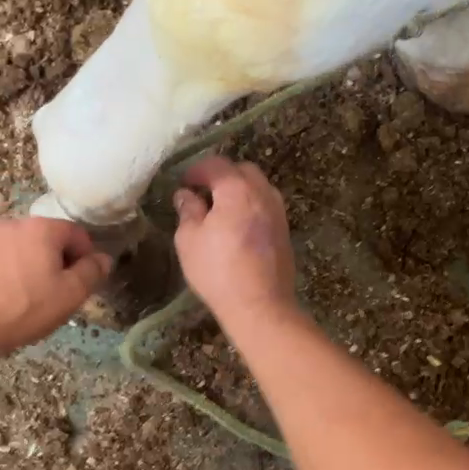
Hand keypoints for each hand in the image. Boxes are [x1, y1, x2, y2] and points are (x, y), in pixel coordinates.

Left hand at [0, 217, 111, 356]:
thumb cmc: (24, 308)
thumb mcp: (70, 294)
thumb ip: (92, 272)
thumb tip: (102, 258)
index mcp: (42, 228)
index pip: (78, 234)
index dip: (87, 258)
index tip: (83, 284)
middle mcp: (14, 224)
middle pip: (50, 240)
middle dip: (59, 263)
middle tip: (59, 294)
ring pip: (24, 250)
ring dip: (34, 268)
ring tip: (31, 300)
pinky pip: (2, 261)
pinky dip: (11, 275)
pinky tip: (7, 300)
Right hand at [173, 157, 298, 325]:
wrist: (260, 305)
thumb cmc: (218, 271)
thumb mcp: (189, 240)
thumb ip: (188, 211)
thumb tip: (186, 194)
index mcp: (237, 189)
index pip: (216, 164)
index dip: (197, 169)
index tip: (184, 182)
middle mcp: (262, 193)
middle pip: (242, 170)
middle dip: (221, 176)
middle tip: (203, 193)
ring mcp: (278, 211)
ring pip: (258, 187)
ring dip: (239, 190)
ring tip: (220, 209)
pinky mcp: (285, 230)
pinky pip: (266, 205)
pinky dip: (250, 205)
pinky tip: (237, 225)